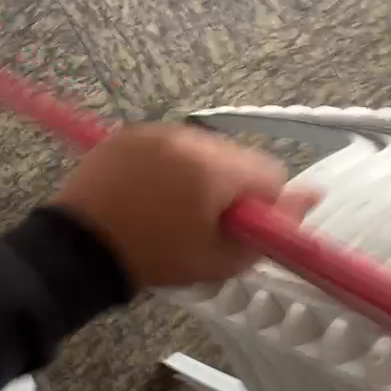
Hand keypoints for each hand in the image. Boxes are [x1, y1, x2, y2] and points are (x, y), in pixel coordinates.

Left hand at [55, 124, 319, 288]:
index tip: (233, 226)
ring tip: (167, 207)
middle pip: (233, 157)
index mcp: (213, 166)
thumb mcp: (222, 258)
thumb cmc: (153, 257)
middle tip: (198, 220)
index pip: (270, 172)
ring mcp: (149, 132)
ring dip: (196, 173)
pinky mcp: (122, 135)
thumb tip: (312, 195)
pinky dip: (165, 164)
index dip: (261, 204)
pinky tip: (145, 192)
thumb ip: (274, 228)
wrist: (78, 246)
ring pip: (199, 149)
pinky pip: (163, 145)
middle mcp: (184, 138)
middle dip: (227, 185)